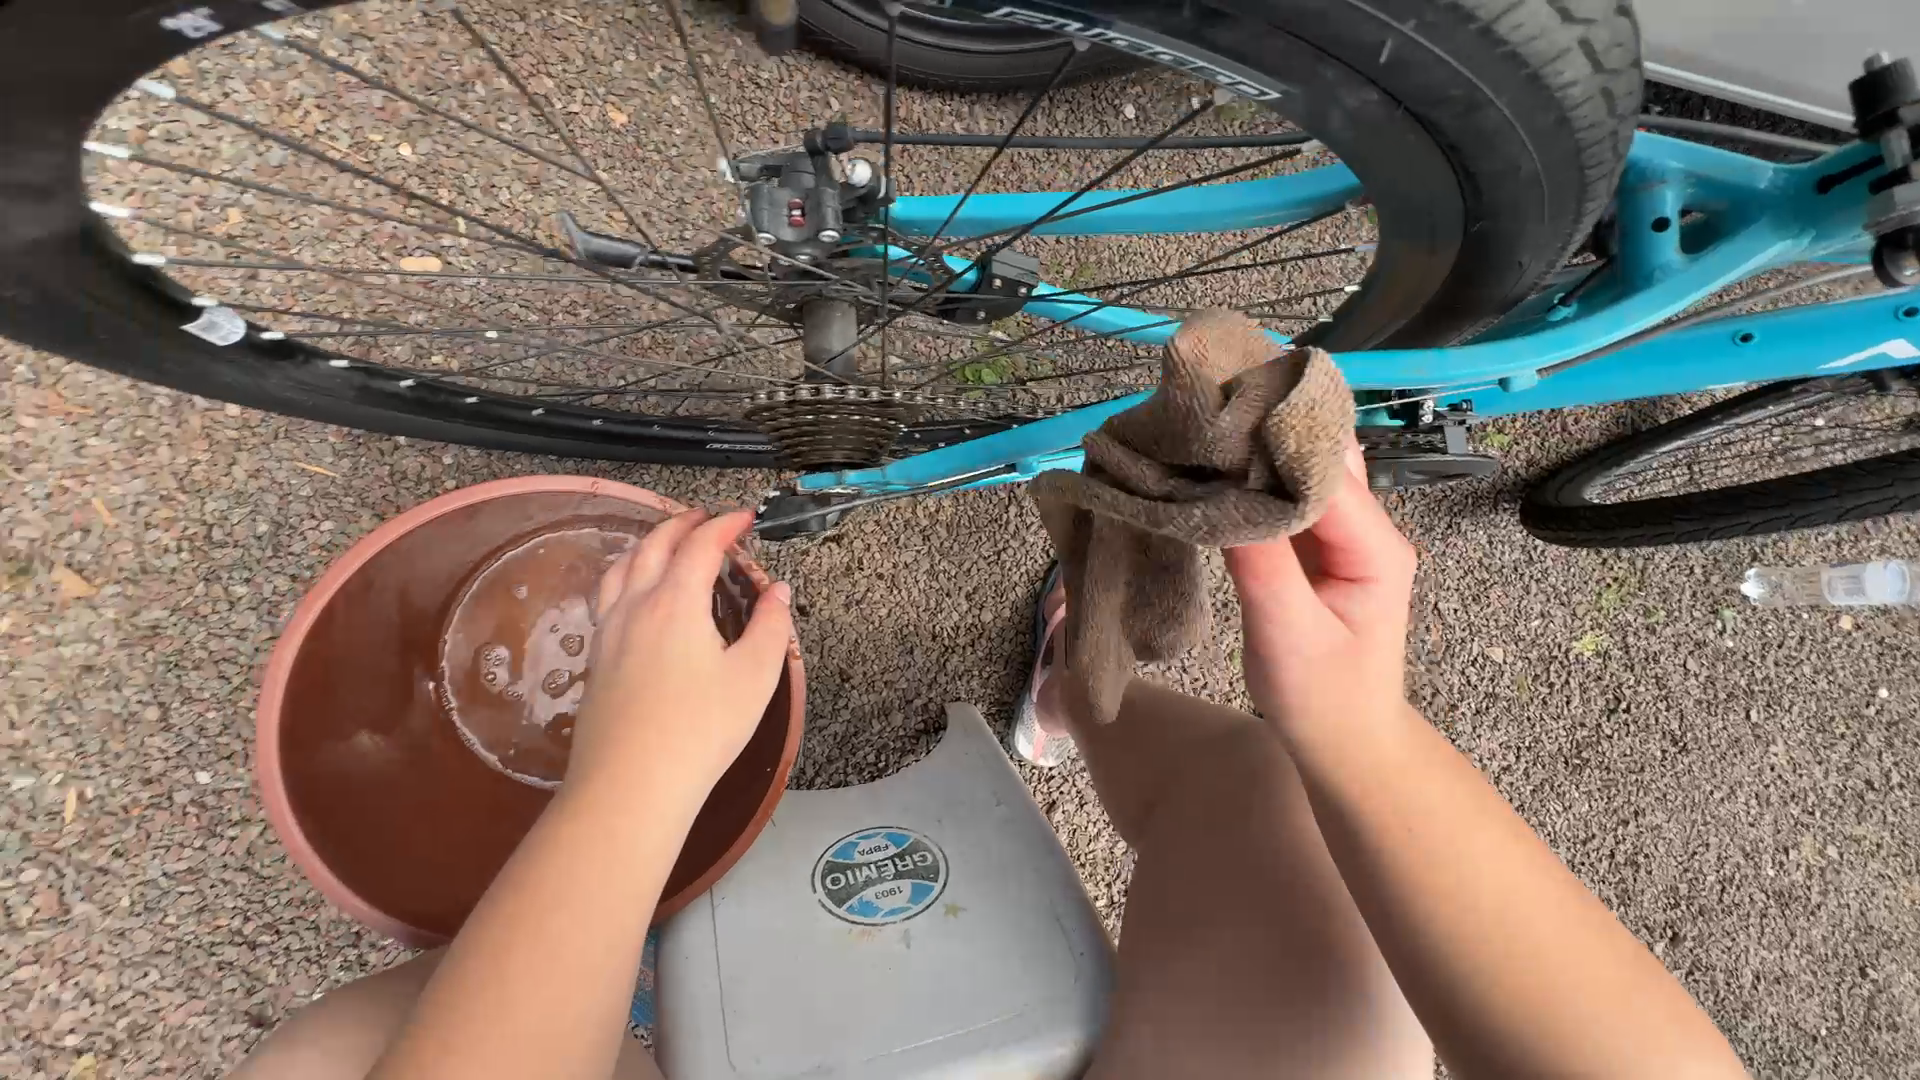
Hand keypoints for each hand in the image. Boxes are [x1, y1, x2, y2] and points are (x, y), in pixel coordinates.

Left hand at [564, 509, 793, 811]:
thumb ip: (770, 626)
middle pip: (653, 546)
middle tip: (705, 517)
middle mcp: (636, 606)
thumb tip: (778, 591)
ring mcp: (609, 632)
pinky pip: (607, 595)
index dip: (725, 525)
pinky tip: (633, 594)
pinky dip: (626, 573)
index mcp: (676, 603)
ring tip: (665, 542)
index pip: (700, 545)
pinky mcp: (596, 659)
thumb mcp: (754, 676)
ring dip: (647, 544)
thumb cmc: (702, 728)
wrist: (631, 785)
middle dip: (681, 523)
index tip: (745, 517)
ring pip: (621, 567)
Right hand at [1224, 433, 1416, 735]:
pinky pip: (1282, 497)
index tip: (1215, 424)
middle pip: (1320, 459)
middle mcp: (1363, 529)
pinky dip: (1249, 480)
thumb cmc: (1321, 698)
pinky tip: (1214, 470)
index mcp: (1374, 548)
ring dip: (1255, 453)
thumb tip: (1222, 493)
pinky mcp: (1310, 545)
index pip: (1326, 475)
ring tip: (1202, 433)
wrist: (1342, 738)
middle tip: (1202, 415)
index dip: (1274, 444)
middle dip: (1265, 433)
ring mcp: (1337, 535)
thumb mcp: (1288, 636)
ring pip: (1300, 472)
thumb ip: (1263, 565)